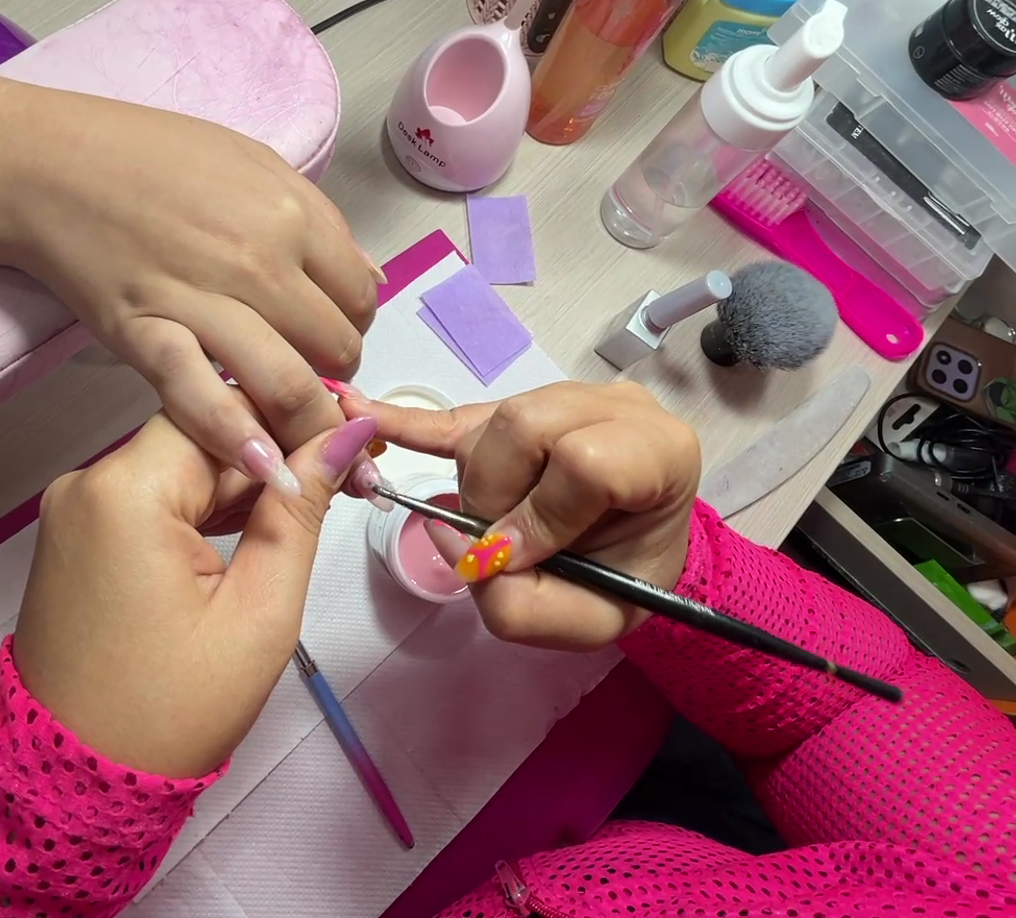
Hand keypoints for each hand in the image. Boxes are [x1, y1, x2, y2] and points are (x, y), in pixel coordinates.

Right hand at [4, 95, 380, 498]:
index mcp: (291, 213)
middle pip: (336, 349)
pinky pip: (203, 398)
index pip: (360, 299)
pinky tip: (260, 465)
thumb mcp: (253, 162)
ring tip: (298, 430)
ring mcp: (202, 303)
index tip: (333, 335)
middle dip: (336, 376)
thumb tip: (368, 278)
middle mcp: (259, 262)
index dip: (354, 326)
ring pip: (288, 385)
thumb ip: (318, 222)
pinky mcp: (147, 336)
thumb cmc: (149, 154)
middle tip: (312, 377)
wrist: (46, 163)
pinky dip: (237, 439)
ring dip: (305, 419)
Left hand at [11, 411, 378, 778]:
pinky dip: (207, 502)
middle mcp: (88, 482)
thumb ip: (301, 508)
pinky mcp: (83, 531)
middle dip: (276, 454)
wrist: (75, 785)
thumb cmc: (172, 711)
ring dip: (246, 479)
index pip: (223, 411)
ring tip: (311, 503)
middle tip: (347, 477)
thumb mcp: (260, 610)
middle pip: (202, 432)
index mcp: (125, 492)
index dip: (294, 421)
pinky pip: (158, 493)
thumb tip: (345, 433)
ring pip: (183, 460)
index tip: (353, 443)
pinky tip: (256, 521)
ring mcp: (79, 506)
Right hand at [341, 382, 699, 651]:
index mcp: (659, 453)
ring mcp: (561, 394)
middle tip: (499, 540)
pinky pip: (451, 415)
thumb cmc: (622, 579)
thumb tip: (448, 535)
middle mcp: (611, 406)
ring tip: (493, 516)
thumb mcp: (596, 620)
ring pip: (488, 423)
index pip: (585, 463)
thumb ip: (522, 605)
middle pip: (522, 429)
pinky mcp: (510, 406)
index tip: (518, 556)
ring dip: (474, 481)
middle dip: (493, 497)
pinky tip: (356, 409)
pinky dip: (404, 421)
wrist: (631, 546)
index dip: (541, 516)